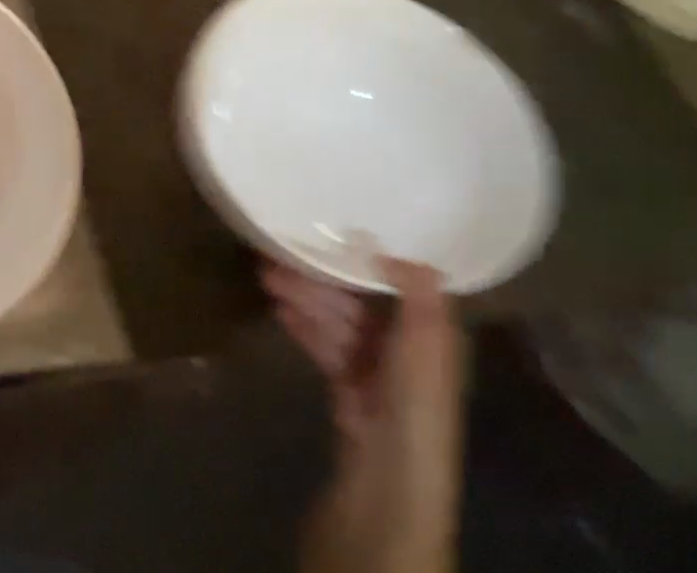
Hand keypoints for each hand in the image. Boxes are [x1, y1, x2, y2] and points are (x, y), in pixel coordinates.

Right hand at [263, 258, 463, 453]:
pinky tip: (279, 312)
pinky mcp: (345, 378)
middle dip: (317, 280)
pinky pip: (321, 342)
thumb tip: (397, 251)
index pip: (391, 285)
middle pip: (353, 301)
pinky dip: (302, 326)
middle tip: (275, 260)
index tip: (323, 240)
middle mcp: (400, 342)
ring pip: (332, 319)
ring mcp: (370, 362)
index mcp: (427, 330)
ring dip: (303, 299)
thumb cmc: (414, 393)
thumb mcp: (426, 339)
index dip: (358, 262)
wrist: (390, 457)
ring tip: (269, 281)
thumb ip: (418, 293)